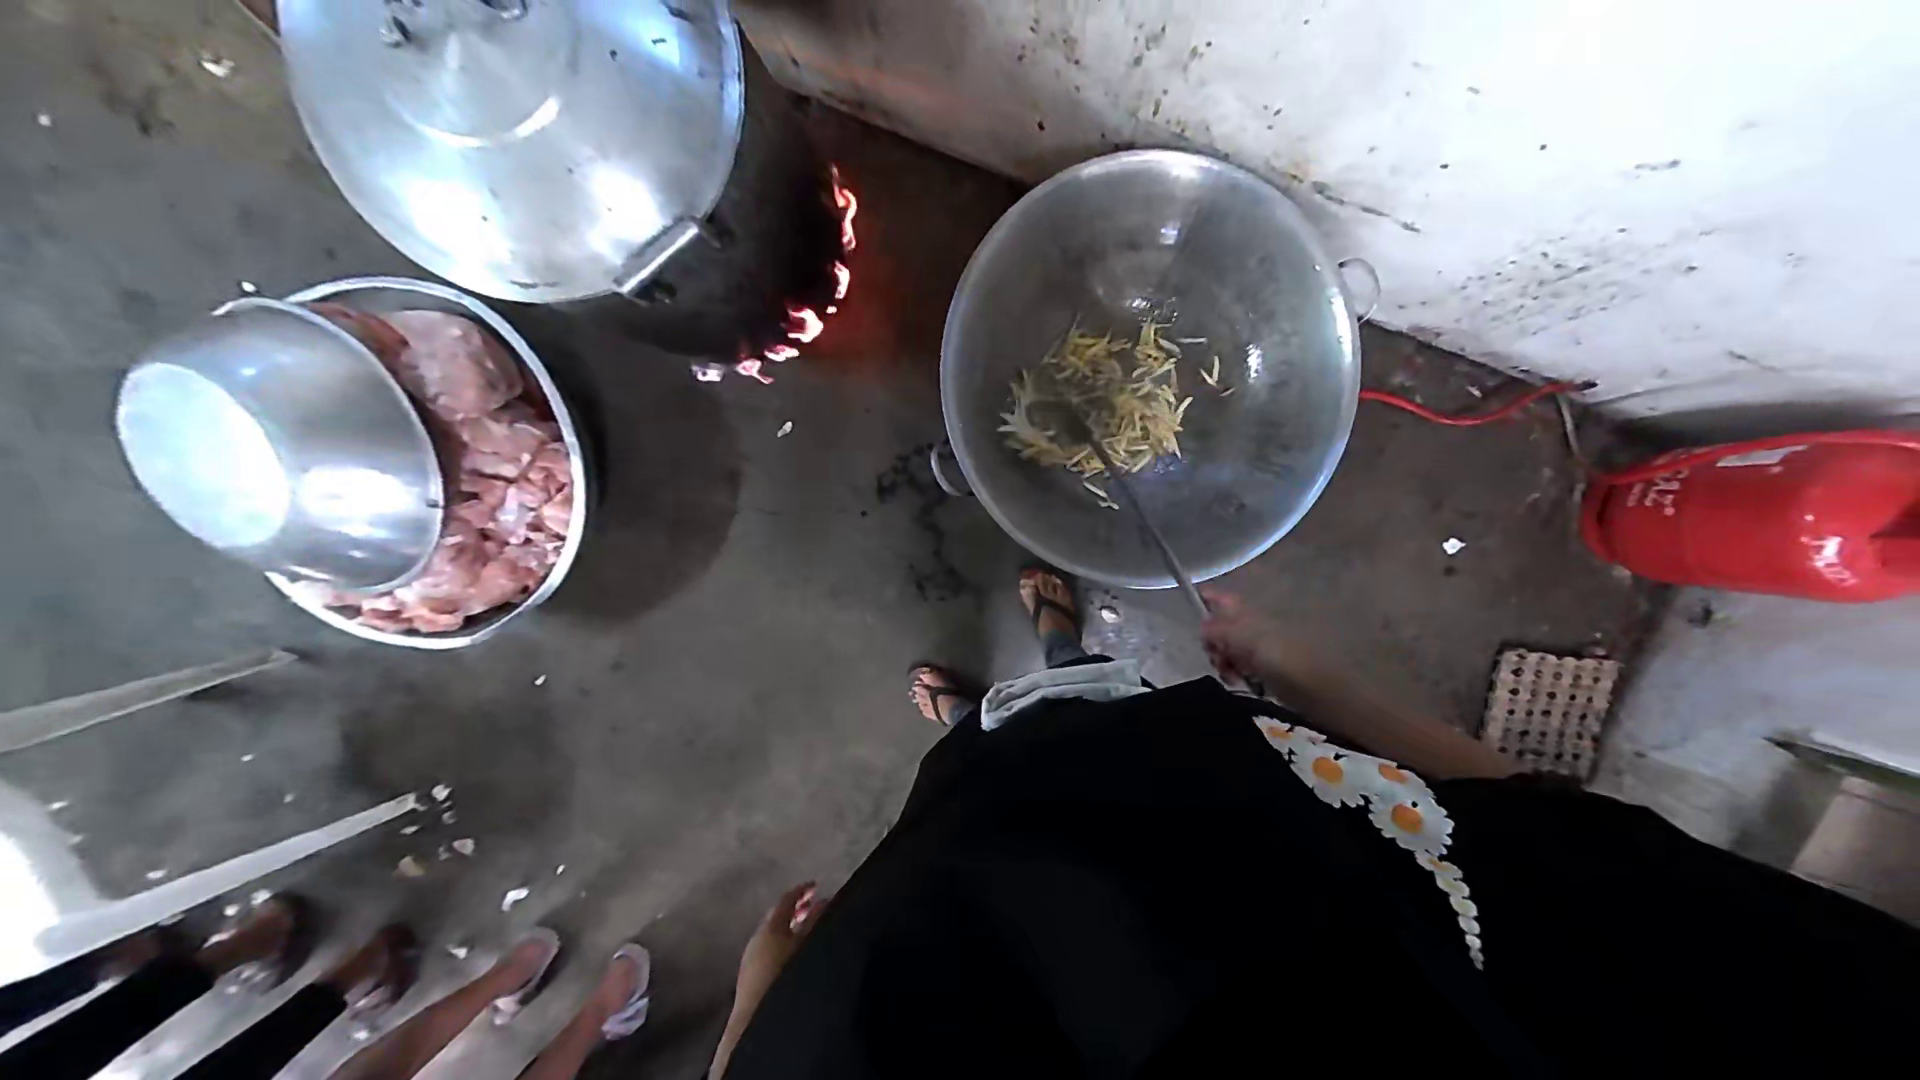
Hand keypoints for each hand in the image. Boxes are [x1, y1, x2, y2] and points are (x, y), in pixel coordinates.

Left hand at [734, 882, 819, 1011]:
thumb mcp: (807, 945)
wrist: (757, 1024)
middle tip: (814, 905)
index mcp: (770, 927)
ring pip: (774, 934)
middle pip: (778, 916)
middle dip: (796, 908)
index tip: (816, 885)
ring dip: (791, 928)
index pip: (787, 899)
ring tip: (808, 930)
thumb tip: (824, 902)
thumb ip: (815, 921)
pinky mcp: (750, 978)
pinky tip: (795, 954)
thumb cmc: (786, 977)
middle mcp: (757, 938)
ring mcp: (751, 959)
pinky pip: (770, 950)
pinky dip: (784, 943)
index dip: (802, 890)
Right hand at [1199, 588, 1300, 687]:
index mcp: (1240, 611)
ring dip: (1221, 662)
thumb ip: (1213, 629)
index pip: (1216, 597)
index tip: (1192, 612)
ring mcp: (1251, 645)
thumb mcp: (1234, 635)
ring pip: (1223, 650)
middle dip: (1212, 644)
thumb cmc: (1269, 651)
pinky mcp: (1257, 665)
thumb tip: (1202, 627)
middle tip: (1218, 655)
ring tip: (1230, 673)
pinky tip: (1237, 680)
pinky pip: (1234, 666)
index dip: (1202, 599)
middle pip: (1215, 628)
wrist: (1303, 680)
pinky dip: (1232, 673)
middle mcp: (1245, 624)